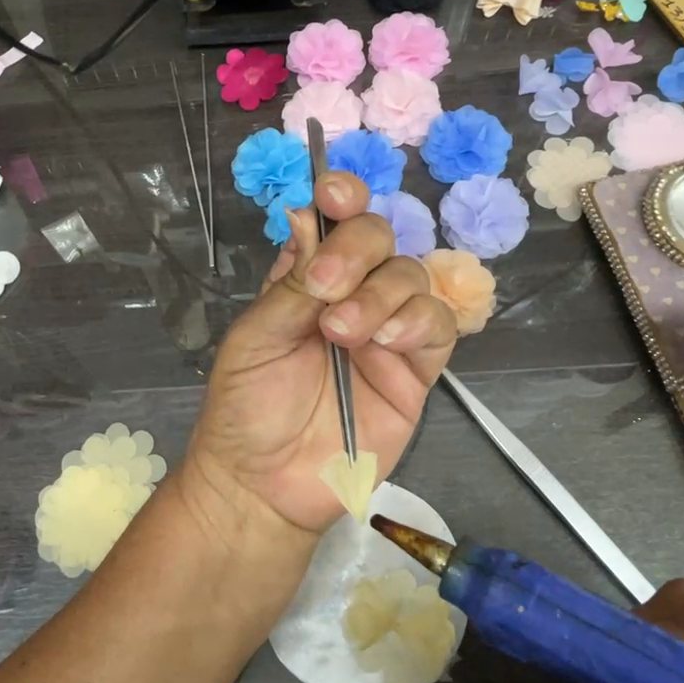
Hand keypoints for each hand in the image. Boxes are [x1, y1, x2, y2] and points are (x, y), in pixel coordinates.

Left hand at [185, 172, 458, 534]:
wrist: (265, 487)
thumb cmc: (246, 407)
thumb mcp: (255, 339)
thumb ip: (289, 284)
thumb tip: (307, 214)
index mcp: (306, 278)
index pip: (334, 221)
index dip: (341, 198)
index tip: (334, 195)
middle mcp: (351, 293)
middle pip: (379, 237)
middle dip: (357, 250)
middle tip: (325, 289)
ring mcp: (386, 330)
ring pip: (411, 276)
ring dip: (381, 293)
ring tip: (343, 333)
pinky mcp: (416, 371)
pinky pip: (437, 326)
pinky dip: (418, 321)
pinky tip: (387, 342)